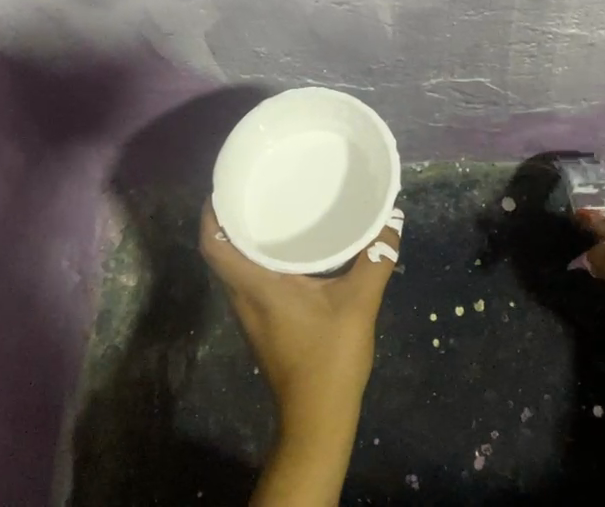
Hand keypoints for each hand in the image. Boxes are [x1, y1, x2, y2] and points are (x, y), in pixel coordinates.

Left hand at [198, 201, 402, 427]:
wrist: (317, 418)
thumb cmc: (329, 357)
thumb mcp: (359, 303)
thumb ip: (376, 259)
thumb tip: (393, 220)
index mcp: (255, 286)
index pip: (213, 245)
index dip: (211, 213)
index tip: (226, 185)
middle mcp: (244, 297)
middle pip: (220, 252)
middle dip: (229, 219)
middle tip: (254, 188)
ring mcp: (250, 315)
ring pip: (234, 268)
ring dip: (244, 240)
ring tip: (270, 210)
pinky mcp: (262, 326)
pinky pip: (249, 281)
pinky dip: (258, 260)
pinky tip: (288, 251)